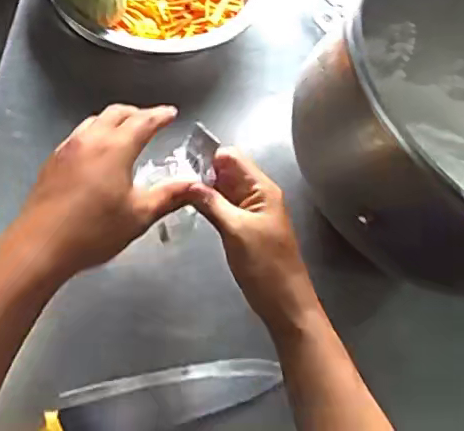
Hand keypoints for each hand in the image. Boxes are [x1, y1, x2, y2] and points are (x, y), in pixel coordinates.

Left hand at [4, 104, 197, 279]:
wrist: (41, 244)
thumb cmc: (94, 230)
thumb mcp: (138, 215)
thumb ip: (169, 196)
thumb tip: (195, 185)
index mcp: (116, 146)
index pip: (144, 121)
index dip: (160, 115)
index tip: (171, 113)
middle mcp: (92, 138)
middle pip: (118, 112)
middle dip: (138, 113)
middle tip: (151, 120)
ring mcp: (70, 145)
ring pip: (96, 120)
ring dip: (114, 120)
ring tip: (125, 132)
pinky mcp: (54, 158)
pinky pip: (80, 133)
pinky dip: (96, 132)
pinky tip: (96, 151)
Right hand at [187, 148, 320, 336]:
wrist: (287, 307)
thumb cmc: (266, 267)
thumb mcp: (235, 231)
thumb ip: (211, 203)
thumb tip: (187, 182)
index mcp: (263, 188)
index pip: (233, 157)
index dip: (210, 158)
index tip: (185, 166)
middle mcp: (259, 194)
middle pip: (228, 171)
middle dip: (204, 172)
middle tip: (177, 180)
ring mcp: (253, 211)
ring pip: (225, 189)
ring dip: (205, 189)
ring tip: (179, 192)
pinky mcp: (246, 226)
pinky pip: (226, 205)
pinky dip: (211, 204)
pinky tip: (193, 207)